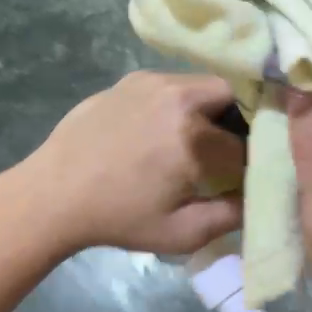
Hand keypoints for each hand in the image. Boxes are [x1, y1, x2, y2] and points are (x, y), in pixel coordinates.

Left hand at [0, 72, 245, 262]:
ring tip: (194, 140)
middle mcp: (180, 99)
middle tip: (224, 150)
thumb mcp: (180, 233)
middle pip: (236, 97)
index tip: (237, 180)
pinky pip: (175, 84)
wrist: (51, 196)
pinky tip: (162, 129)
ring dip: (212, 109)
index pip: (245, 146)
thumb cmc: (118, 218)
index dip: (248, 165)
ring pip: (206, 86)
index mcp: (194, 139)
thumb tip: (259, 197)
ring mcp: (154, 83)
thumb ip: (231, 216)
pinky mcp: (133, 79)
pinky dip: (182, 102)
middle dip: (239, 122)